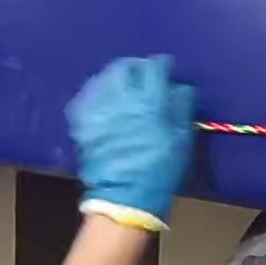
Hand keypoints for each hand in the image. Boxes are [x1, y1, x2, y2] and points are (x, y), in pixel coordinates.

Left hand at [66, 55, 194, 227]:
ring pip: (104, 78)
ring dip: (115, 78)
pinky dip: (97, 93)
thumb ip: (182, 108)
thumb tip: (181, 88)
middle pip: (126, 66)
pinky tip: (104, 101)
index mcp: (151, 102)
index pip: (156, 68)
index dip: (163, 67)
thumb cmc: (160, 170)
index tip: (166, 72)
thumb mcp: (182, 140)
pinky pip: (87, 96)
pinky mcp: (82, 120)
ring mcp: (100, 108)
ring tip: (123, 88)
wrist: (126, 198)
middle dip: (136, 68)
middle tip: (142, 77)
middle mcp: (123, 98)